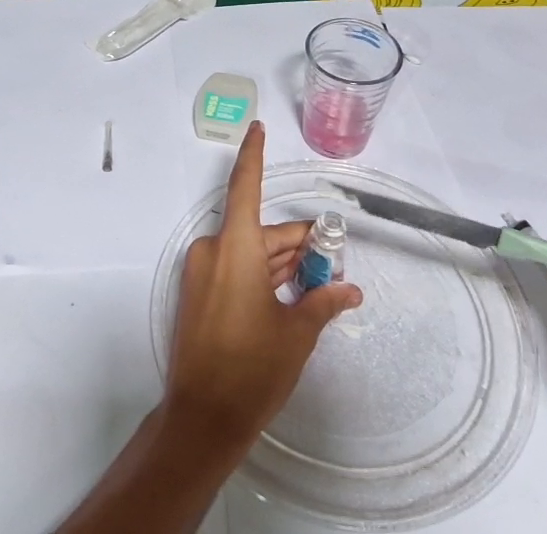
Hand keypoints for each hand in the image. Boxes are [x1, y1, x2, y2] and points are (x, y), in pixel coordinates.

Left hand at [164, 122, 362, 448]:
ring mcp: (201, 274)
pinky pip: (235, 270)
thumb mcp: (297, 333)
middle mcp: (213, 252)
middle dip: (297, 243)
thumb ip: (323, 302)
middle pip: (261, 230)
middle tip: (333, 261)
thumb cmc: (252, 368)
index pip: (245, 187)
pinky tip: (291, 295)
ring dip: (281, 262)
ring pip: (250, 252)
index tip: (258, 127)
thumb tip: (349, 290)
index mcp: (235, 248)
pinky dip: (262, 275)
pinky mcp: (198, 295)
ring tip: (318, 284)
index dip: (253, 155)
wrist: (202, 419)